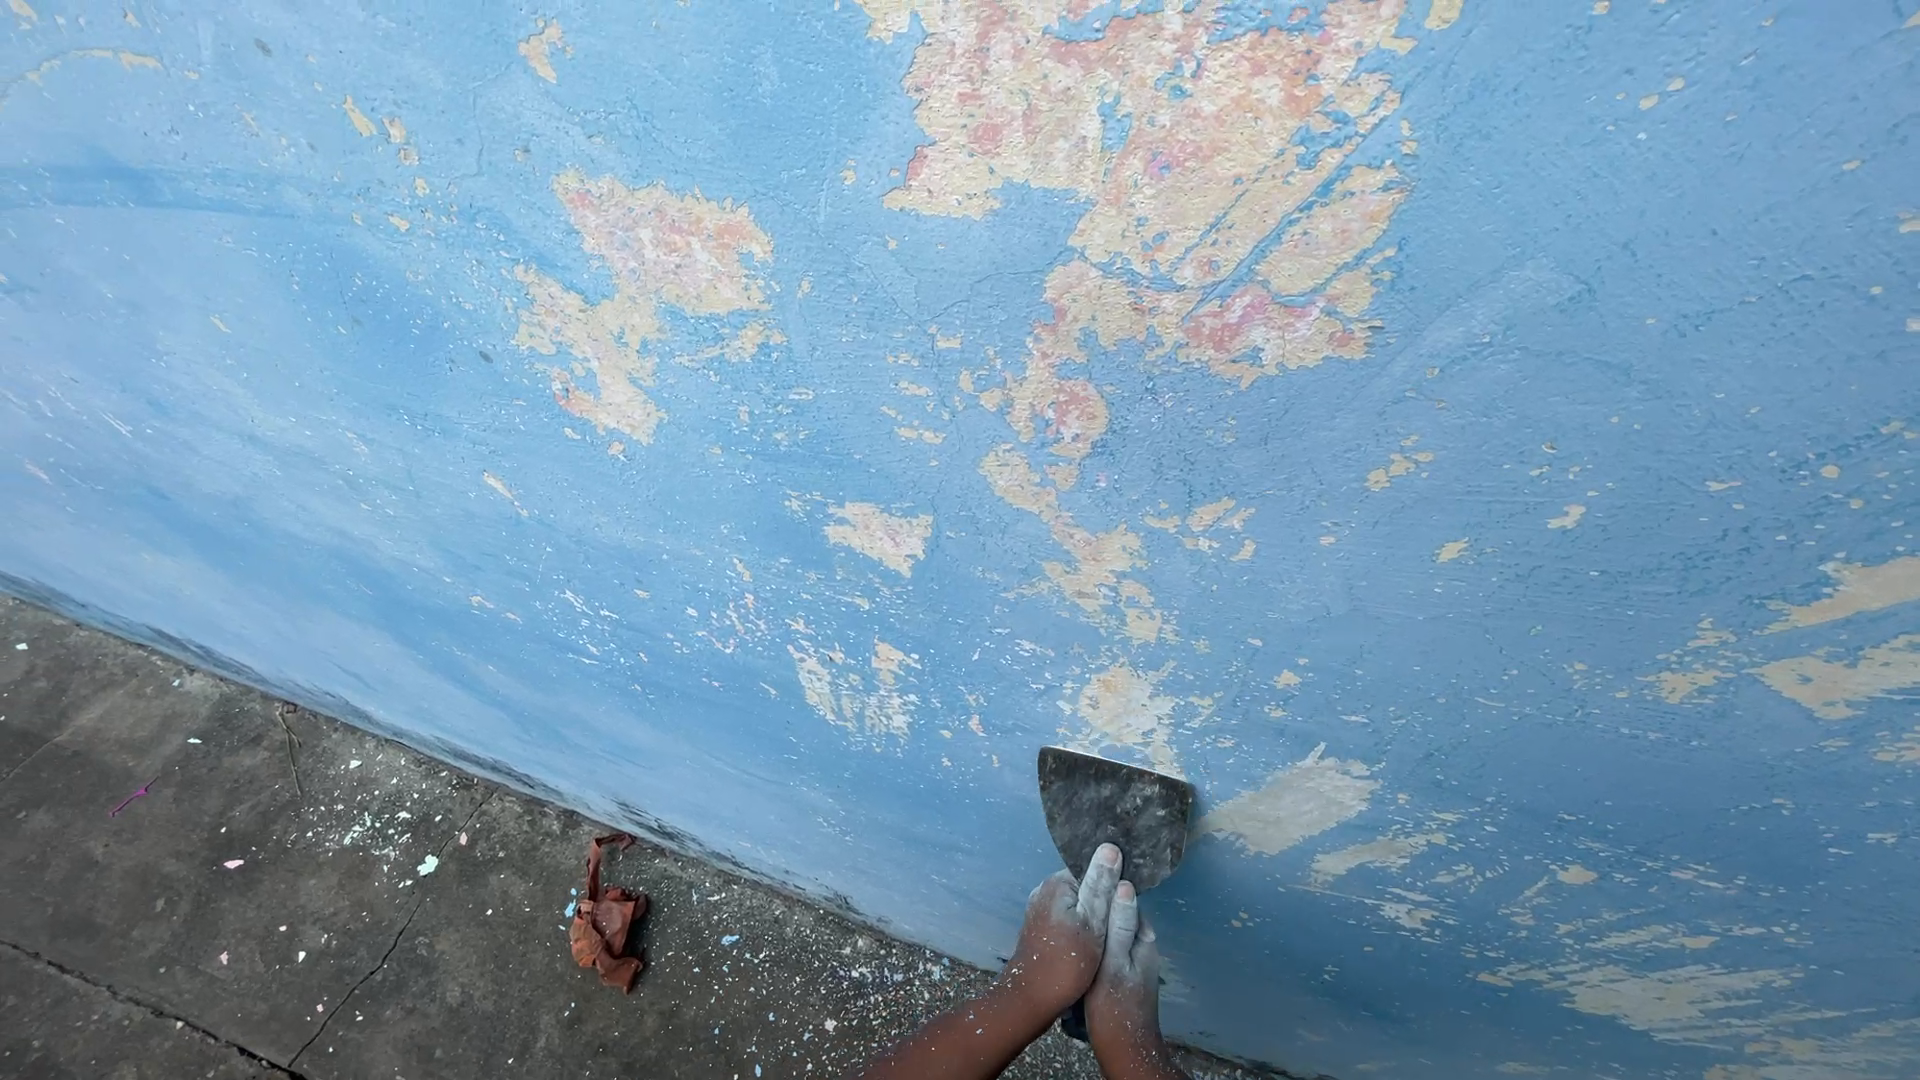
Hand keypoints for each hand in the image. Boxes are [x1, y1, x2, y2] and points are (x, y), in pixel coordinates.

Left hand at [998, 843, 1122, 1013]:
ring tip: (1107, 938)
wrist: (1031, 999)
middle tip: (1119, 926)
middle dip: (1103, 903)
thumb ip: (1101, 886)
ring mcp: (1039, 908)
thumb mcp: (1092, 923)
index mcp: (1057, 882)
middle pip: (1085, 887)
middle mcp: (1045, 889)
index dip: (1113, 887)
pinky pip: (1067, 917)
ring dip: (1093, 918)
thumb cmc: (1066, 963)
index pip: (1092, 871)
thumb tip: (1110, 847)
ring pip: (1077, 905)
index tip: (1126, 906)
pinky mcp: (1039, 926)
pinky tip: (1091, 945)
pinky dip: (1080, 927)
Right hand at [1087, 880, 1182, 1076]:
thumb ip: (1119, 926)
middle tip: (1067, 891)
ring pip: (1110, 925)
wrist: (1122, 1049)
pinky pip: (1106, 939)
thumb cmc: (1115, 1007)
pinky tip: (1077, 934)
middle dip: (1096, 900)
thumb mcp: (1114, 963)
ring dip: (1093, 918)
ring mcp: (1132, 955)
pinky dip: (1093, 934)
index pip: (1124, 895)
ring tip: (1068, 908)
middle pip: (1116, 909)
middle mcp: (1141, 941)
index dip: (1103, 884)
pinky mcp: (1121, 966)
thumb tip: (1124, 885)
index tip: (1079, 874)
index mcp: (1143, 936)